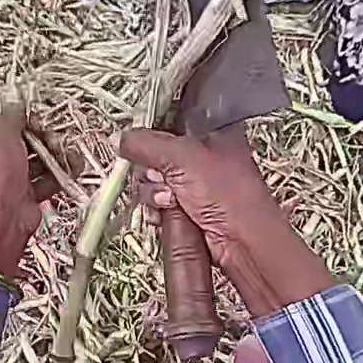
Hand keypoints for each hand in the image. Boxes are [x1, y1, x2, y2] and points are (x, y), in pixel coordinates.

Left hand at [0, 104, 56, 279]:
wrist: (1, 217)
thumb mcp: (1, 132)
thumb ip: (12, 116)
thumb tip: (19, 106)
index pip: (9, 123)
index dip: (27, 119)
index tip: (40, 120)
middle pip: (29, 141)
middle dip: (46, 138)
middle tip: (54, 140)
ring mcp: (14, 179)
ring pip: (41, 161)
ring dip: (57, 156)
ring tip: (70, 154)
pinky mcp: (29, 196)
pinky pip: (48, 181)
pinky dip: (61, 175)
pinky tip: (73, 169)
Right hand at [119, 128, 335, 317]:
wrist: (242, 240)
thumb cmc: (228, 193)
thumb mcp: (183, 157)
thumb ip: (146, 143)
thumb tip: (119, 138)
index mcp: (209, 130)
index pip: (167, 122)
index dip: (151, 135)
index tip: (143, 147)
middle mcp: (199, 154)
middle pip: (152, 154)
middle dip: (151, 171)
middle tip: (164, 179)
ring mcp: (190, 182)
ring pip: (150, 180)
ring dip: (153, 193)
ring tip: (171, 201)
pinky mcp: (183, 206)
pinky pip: (154, 202)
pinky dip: (155, 209)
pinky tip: (166, 214)